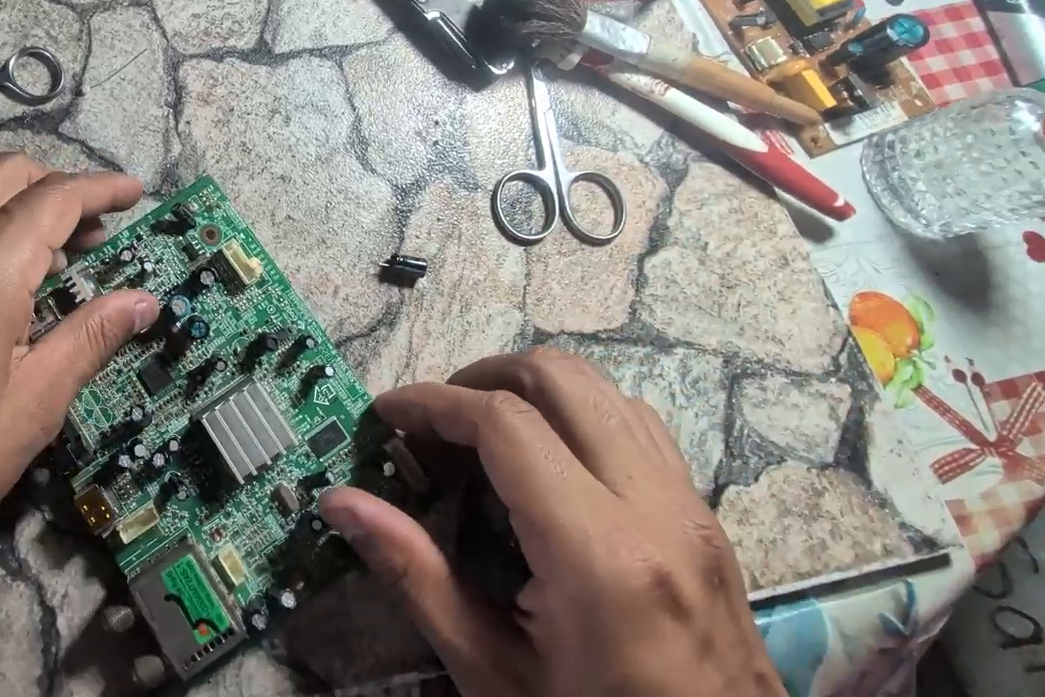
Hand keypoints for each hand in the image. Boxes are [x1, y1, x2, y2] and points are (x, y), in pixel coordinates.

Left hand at [0, 156, 158, 695]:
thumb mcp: (31, 407)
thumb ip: (89, 338)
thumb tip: (144, 301)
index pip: (55, 198)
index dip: (102, 189)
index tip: (136, 192)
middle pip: (8, 176)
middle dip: (59, 187)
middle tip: (98, 231)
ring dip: (20, 207)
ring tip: (58, 261)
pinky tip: (1, 285)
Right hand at [319, 349, 780, 696]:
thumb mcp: (490, 669)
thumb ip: (414, 574)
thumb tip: (339, 501)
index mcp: (598, 553)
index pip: (506, 423)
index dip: (433, 401)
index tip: (387, 414)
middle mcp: (654, 510)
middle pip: (559, 377)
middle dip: (481, 376)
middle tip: (434, 420)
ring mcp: (690, 508)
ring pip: (602, 387)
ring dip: (529, 388)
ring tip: (481, 432)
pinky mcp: (705, 517)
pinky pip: (635, 423)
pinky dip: (577, 413)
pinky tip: (545, 458)